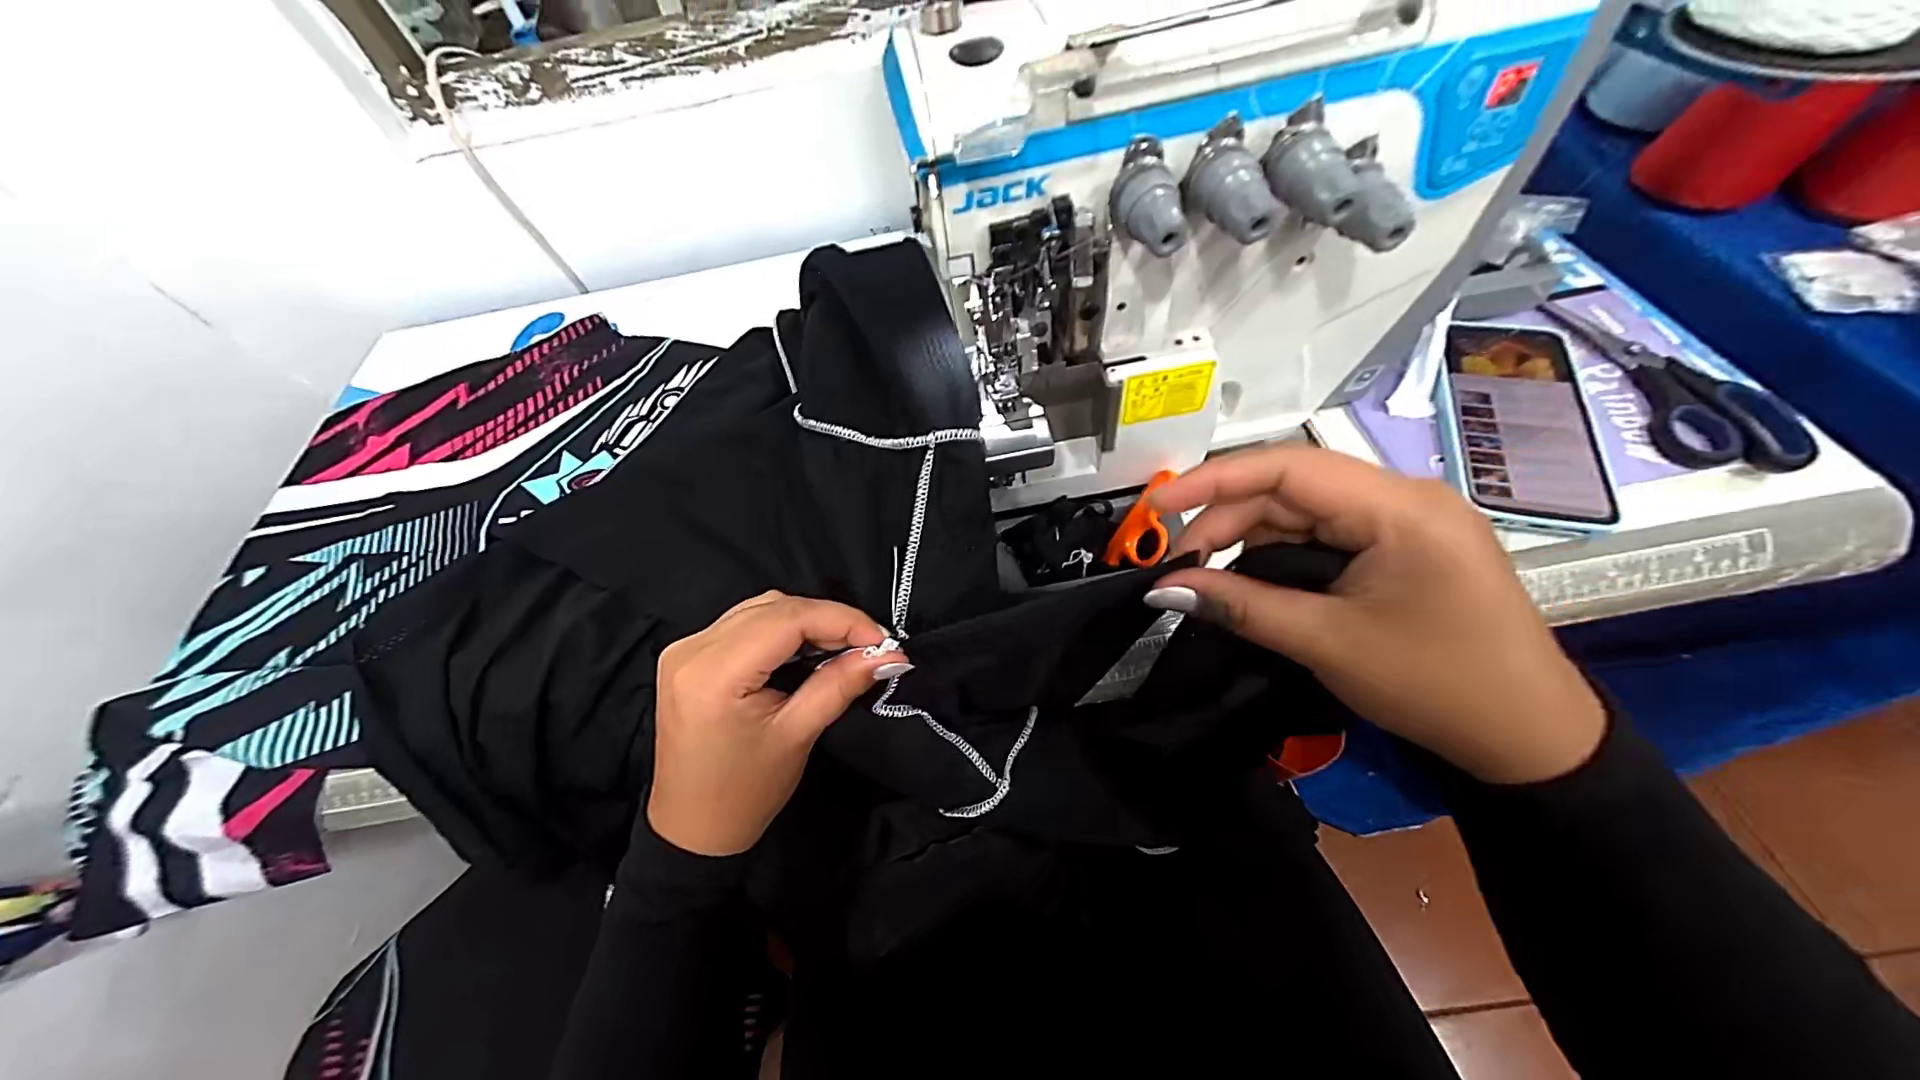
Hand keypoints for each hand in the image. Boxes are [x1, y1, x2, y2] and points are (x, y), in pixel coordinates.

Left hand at [648, 591, 909, 854]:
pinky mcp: (688, 654)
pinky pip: (745, 622)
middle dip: (830, 620)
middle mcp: (692, 649)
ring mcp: (685, 648)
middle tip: (870, 647)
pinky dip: (783, 628)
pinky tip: (808, 648)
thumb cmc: (744, 792)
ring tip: (844, 648)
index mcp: (713, 673)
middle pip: (775, 607)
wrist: (691, 826)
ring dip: (808, 620)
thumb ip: (840, 684)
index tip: (882, 640)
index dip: (842, 620)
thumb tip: (889, 655)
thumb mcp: (798, 735)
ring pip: (762, 608)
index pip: (788, 618)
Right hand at [1143, 445, 1603, 784]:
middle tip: (1181, 567)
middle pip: (1290, 489)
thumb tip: (1165, 588)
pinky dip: (1281, 555)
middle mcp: (1404, 498)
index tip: (1159, 504)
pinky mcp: (1403, 545)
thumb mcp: (1326, 642)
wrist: (1529, 738)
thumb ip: (1240, 606)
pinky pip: (1325, 533)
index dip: (1213, 479)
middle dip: (1227, 522)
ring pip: (1302, 512)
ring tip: (1210, 580)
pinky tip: (1254, 581)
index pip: (1288, 468)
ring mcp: (1406, 521)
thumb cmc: (1437, 685)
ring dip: (1250, 541)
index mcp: (1399, 508)